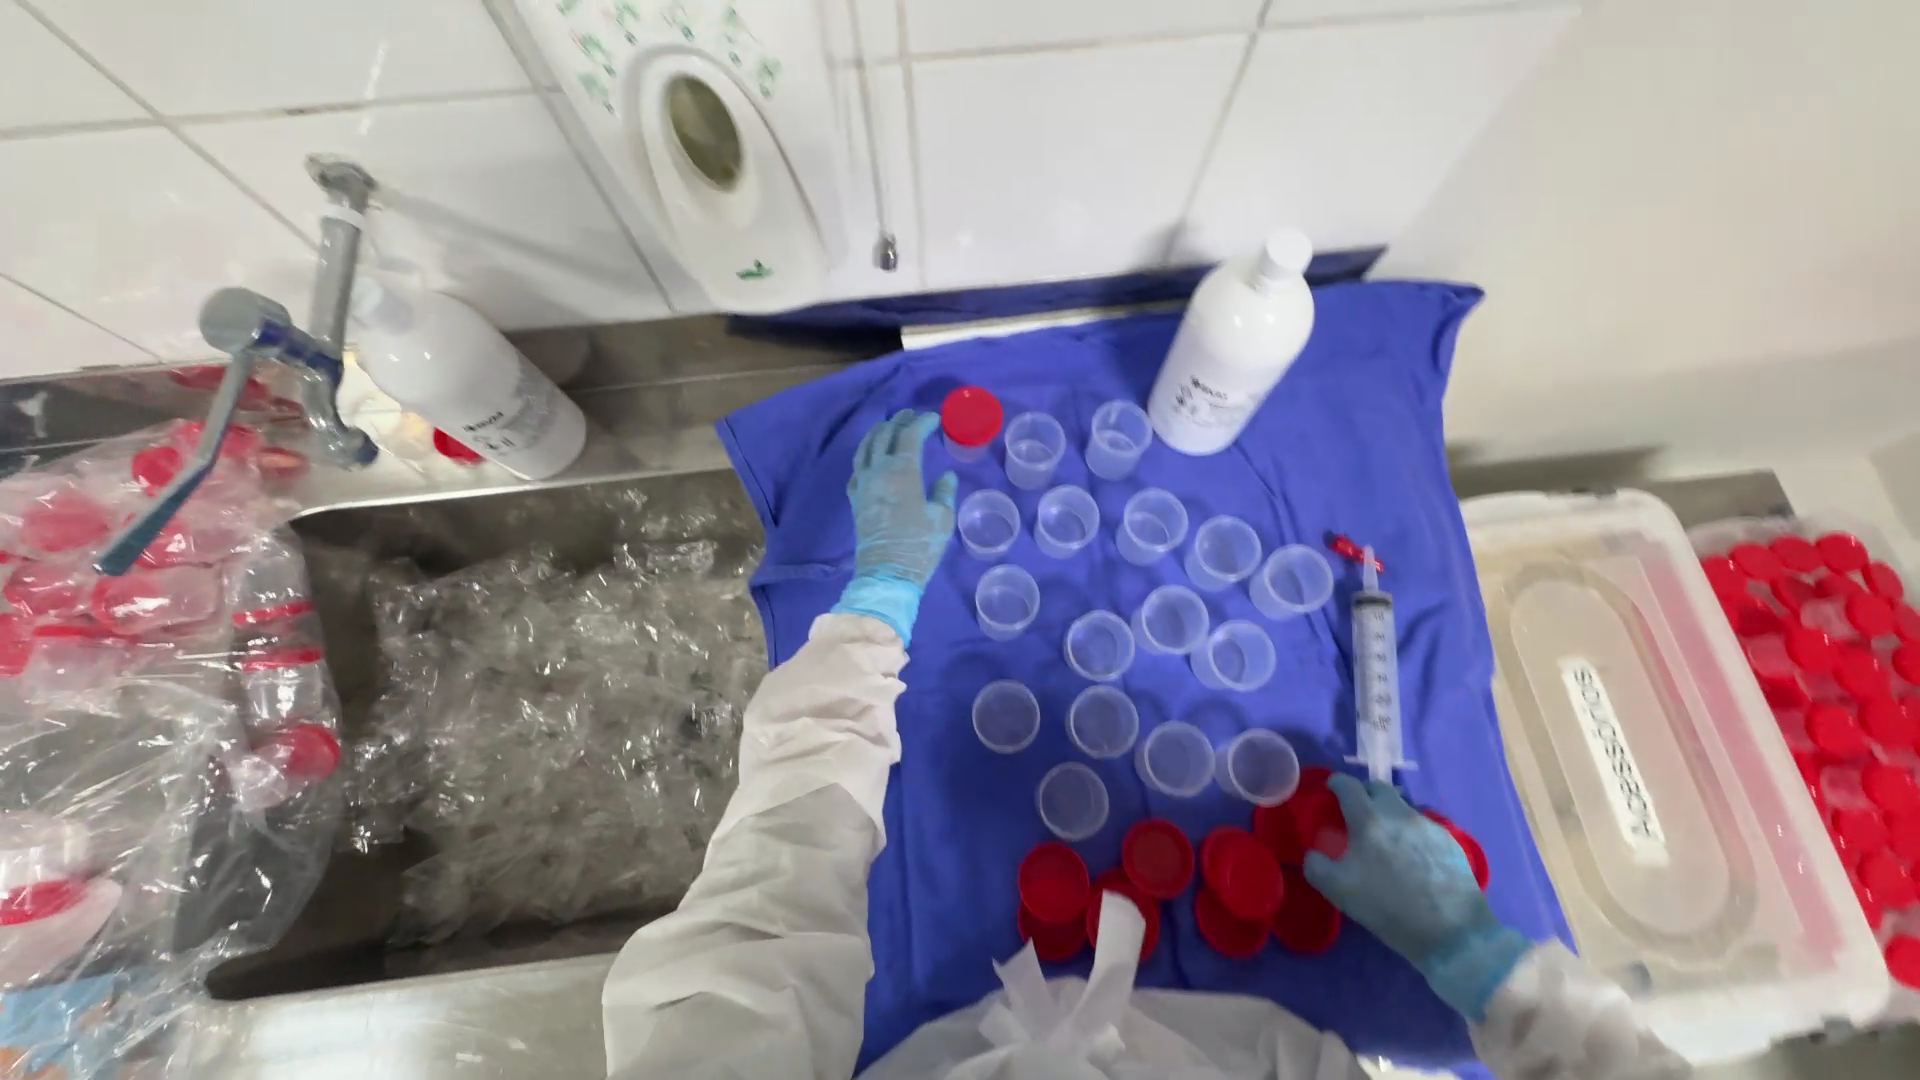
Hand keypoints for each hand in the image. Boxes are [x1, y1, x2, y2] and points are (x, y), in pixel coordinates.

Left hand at [830, 410, 956, 643]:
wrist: (887, 573)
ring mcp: (862, 484)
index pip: (910, 436)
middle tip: (911, 415)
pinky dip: (866, 454)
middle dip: (898, 421)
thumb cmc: (919, 545)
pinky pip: (857, 467)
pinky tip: (872, 456)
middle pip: (884, 435)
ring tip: (889, 427)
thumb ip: (944, 492)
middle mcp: (878, 471)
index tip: (934, 418)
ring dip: (878, 433)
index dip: (922, 423)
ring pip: (866, 447)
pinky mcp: (855, 498)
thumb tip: (945, 476)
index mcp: (902, 471)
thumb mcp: (942, 518)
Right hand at [1304, 775, 1529, 1020]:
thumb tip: (1314, 853)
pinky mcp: (1450, 841)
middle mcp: (1399, 814)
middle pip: (1377, 787)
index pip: (1347, 784)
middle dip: (1363, 794)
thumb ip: (1316, 865)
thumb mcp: (1339, 891)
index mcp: (1368, 820)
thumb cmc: (1390, 909)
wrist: (1454, 935)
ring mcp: (1428, 826)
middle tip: (1356, 813)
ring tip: (1386, 839)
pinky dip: (1410, 832)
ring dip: (1388, 814)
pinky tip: (1412, 857)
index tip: (1330, 791)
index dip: (1335, 783)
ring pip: (1401, 806)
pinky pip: (1423, 825)